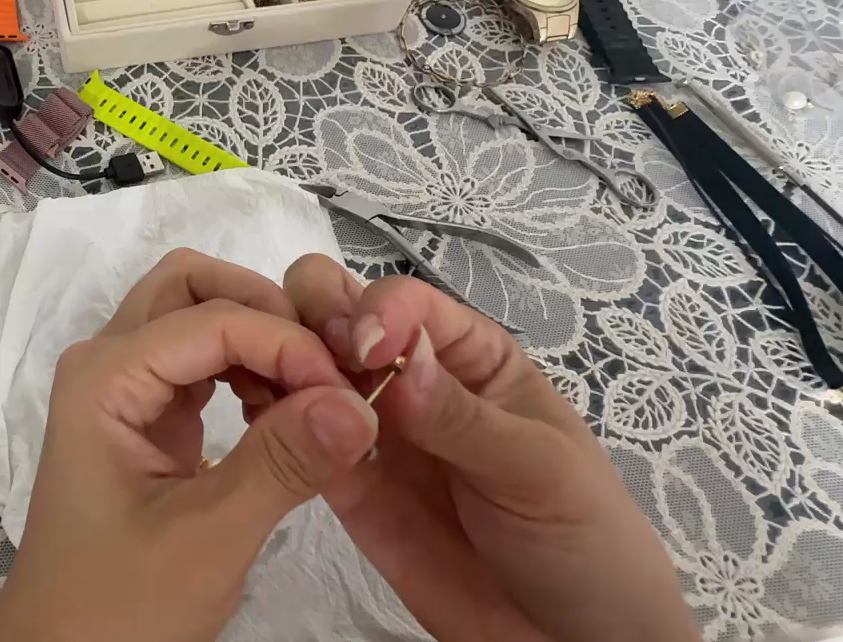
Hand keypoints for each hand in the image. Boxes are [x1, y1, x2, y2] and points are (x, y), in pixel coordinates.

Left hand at [0, 249, 379, 641]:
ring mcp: (122, 380)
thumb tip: (357, 404)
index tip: (347, 392)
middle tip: (322, 365)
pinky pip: (197, 356)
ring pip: (193, 312)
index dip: (284, 343)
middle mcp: (107, 358)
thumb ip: (281, 465)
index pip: (209, 320)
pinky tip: (278, 407)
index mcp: (105, 376)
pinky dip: (243, 364)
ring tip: (309, 390)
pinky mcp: (143, 407)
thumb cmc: (119, 602)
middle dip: (261, 308)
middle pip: (189, 285)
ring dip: (255, 334)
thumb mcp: (207, 539)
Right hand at [281, 255, 700, 641]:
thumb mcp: (539, 471)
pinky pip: (294, 428)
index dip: (376, 310)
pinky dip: (271, 411)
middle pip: (338, 307)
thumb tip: (396, 360)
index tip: (362, 348)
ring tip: (272, 388)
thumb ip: (462, 415)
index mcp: (465, 352)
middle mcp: (405, 372)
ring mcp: (367, 421)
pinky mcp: (339, 473)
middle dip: (314, 316)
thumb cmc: (582, 542)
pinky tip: (260, 414)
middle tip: (310, 359)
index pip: (404, 301)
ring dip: (284, 358)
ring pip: (307, 358)